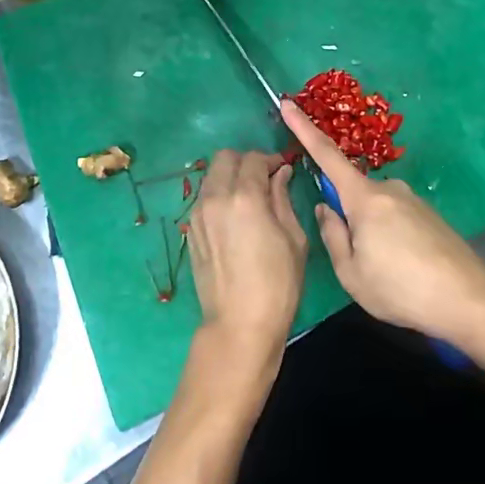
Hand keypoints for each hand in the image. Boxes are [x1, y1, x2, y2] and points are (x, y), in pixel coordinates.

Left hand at [186, 149, 307, 352]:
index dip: (271, 159)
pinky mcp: (191, 231)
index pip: (254, 159)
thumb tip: (280, 174)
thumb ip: (283, 198)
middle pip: (225, 158)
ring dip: (230, 176)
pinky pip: (204, 198)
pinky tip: (235, 216)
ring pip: (211, 175)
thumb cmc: (278, 283)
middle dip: (246, 161)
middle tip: (263, 178)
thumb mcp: (293, 237)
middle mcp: (216, 198)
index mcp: (245, 197)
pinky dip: (219, 195)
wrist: (240, 325)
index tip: (283, 169)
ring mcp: (198, 215)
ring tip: (249, 197)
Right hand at [283, 100, 484, 347]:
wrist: (466, 297)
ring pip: (374, 208)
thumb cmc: (401, 288)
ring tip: (386, 274)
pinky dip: (389, 237)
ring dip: (370, 232)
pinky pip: (394, 216)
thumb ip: (332, 235)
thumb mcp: (352, 273)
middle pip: (353, 192)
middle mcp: (388, 188)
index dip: (304, 129)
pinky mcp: (427, 212)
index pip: (326, 155)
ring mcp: (411, 198)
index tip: (287, 104)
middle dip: (346, 218)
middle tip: (359, 261)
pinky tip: (402, 269)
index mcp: (364, 198)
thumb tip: (325, 208)